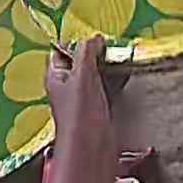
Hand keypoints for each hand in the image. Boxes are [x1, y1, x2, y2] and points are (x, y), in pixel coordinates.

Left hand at [46, 37, 115, 168]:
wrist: (93, 149)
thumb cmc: (81, 113)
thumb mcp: (82, 75)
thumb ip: (86, 53)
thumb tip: (94, 38)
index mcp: (56, 77)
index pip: (61, 51)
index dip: (74, 40)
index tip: (93, 33)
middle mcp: (68, 87)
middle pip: (80, 62)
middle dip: (94, 52)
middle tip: (110, 43)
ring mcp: (83, 98)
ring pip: (95, 74)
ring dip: (106, 65)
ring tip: (121, 55)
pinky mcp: (99, 108)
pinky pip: (106, 86)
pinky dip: (114, 78)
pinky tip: (126, 74)